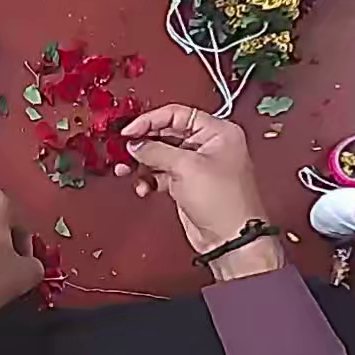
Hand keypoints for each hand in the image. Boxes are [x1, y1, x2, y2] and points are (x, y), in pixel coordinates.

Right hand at [117, 105, 284, 279]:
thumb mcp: (187, 168)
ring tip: (125, 170)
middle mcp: (207, 145)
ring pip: (160, 155)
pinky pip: (161, 174)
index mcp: (217, 131)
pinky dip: (149, 179)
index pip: (177, 114)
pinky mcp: (187, 183)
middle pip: (167, 134)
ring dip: (142, 163)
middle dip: (143, 143)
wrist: (230, 240)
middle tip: (124, 148)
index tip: (129, 130)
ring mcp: (197, 165)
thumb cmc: (224, 201)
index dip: (151, 120)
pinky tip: (143, 187)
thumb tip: (135, 143)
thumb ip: (156, 151)